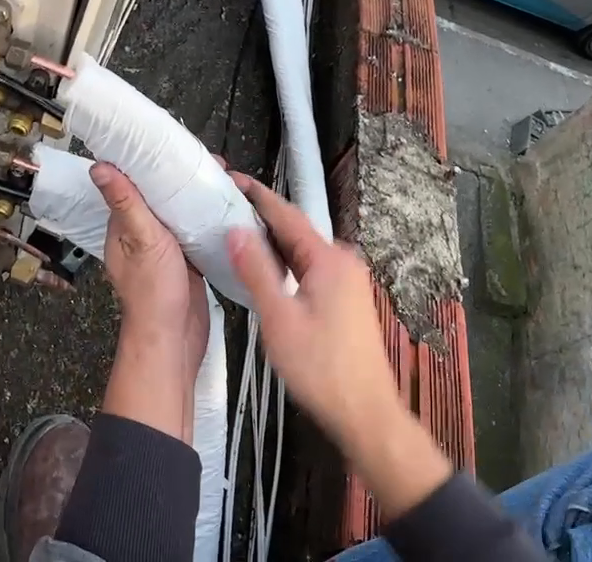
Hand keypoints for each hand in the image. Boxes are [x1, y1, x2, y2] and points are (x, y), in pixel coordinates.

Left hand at [91, 162, 210, 442]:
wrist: (174, 341)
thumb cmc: (152, 293)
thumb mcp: (141, 238)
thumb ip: (125, 202)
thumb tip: (99, 167)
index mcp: (124, 225)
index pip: (135, 182)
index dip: (153, 163)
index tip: (175, 146)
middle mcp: (143, 233)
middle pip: (162, 196)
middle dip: (184, 178)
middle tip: (214, 164)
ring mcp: (166, 248)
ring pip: (182, 212)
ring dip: (199, 197)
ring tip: (225, 180)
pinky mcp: (188, 261)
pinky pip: (197, 232)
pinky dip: (210, 219)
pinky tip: (229, 210)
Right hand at [225, 172, 452, 516]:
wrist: (367, 415)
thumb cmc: (321, 368)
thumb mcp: (279, 318)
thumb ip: (256, 270)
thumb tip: (236, 230)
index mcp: (329, 259)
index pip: (286, 214)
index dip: (257, 195)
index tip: (230, 177)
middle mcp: (343, 261)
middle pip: (295, 231)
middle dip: (261, 217)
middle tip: (224, 207)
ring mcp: (349, 281)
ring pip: (302, 252)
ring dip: (272, 242)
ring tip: (236, 234)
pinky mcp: (347, 300)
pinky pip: (310, 268)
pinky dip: (285, 263)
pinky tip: (264, 271)